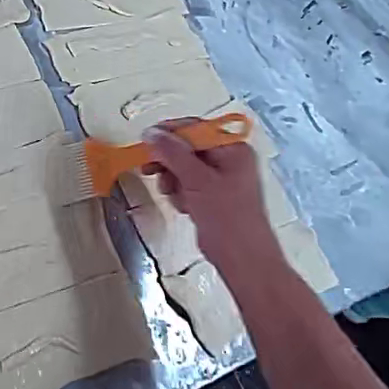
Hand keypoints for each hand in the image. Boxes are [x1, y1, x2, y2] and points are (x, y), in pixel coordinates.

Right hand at [144, 124, 280, 273]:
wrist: (242, 259)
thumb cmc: (227, 217)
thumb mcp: (197, 179)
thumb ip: (172, 153)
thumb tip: (150, 132)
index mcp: (233, 149)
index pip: (195, 129)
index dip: (169, 133)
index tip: (146, 140)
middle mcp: (227, 159)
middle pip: (185, 147)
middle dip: (168, 161)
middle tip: (150, 169)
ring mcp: (219, 177)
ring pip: (181, 165)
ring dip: (171, 178)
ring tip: (173, 194)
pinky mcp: (210, 194)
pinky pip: (185, 182)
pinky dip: (178, 191)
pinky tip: (183, 204)